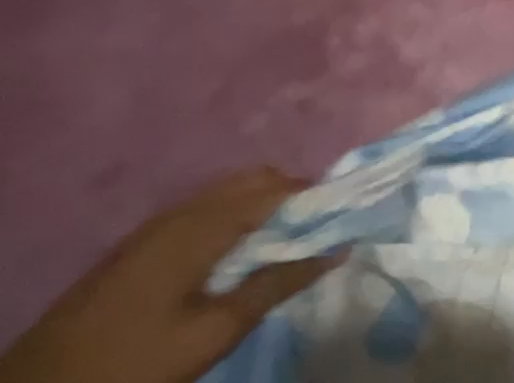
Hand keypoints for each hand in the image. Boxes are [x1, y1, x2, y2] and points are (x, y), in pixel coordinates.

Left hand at [0, 168, 339, 382]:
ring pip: (227, 192)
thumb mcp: (215, 330)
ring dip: (263, 205)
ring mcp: (152, 229)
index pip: (279, 189)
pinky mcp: (136, 248)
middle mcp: (178, 214)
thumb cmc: (134, 360)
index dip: (321, 196)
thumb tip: (341, 247)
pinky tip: (237, 253)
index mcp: (200, 227)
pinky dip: (234, 217)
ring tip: (284, 242)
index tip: (352, 211)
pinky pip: (202, 210)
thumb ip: (278, 283)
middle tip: (318, 229)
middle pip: (253, 179)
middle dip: (293, 195)